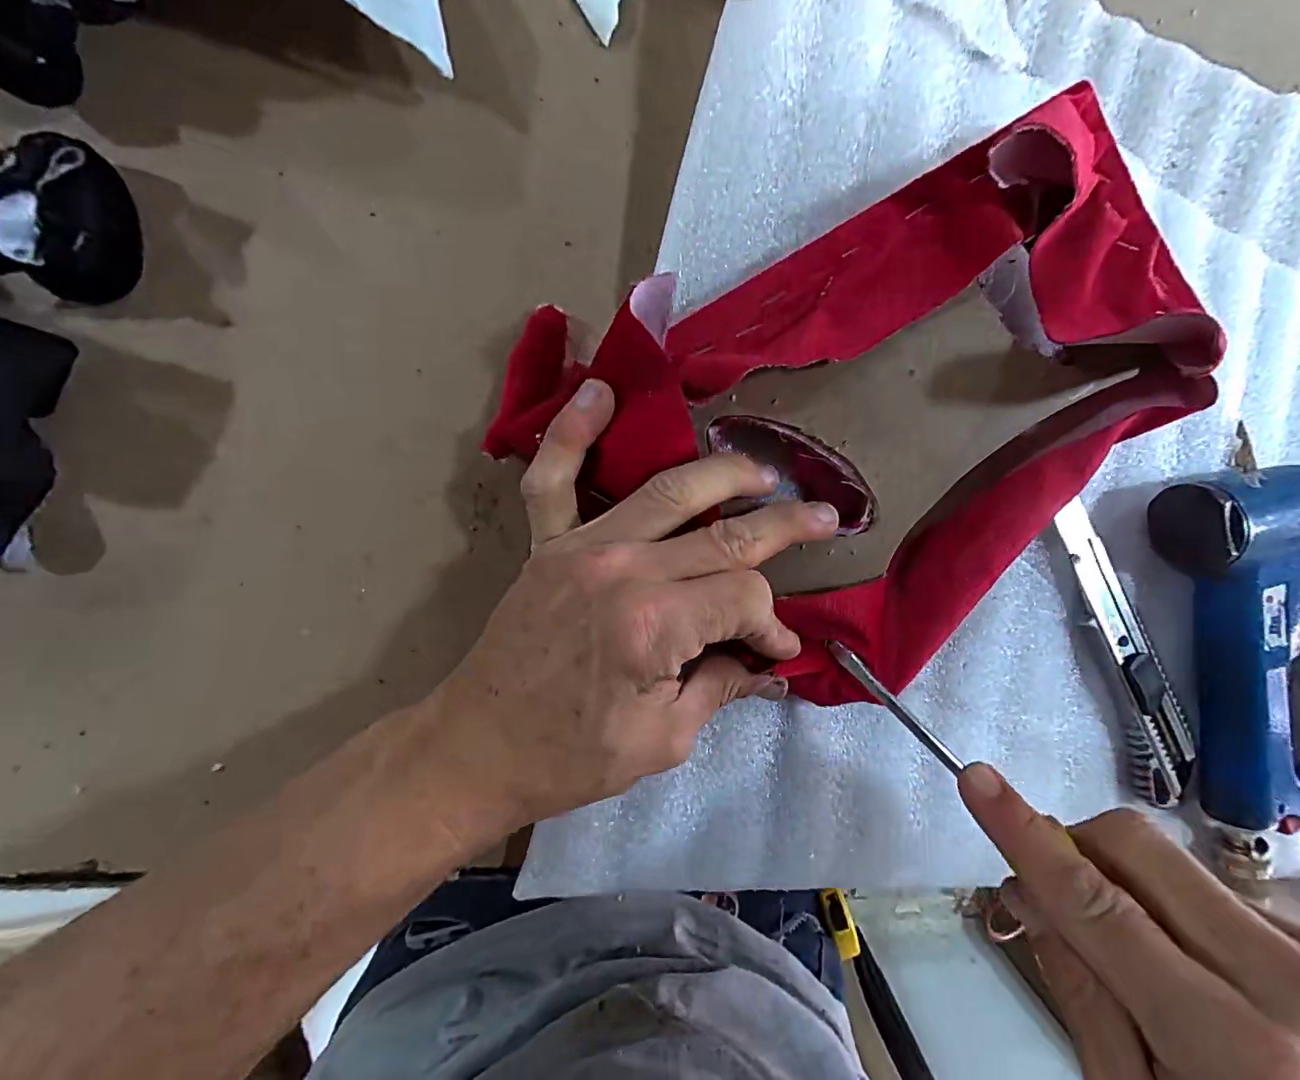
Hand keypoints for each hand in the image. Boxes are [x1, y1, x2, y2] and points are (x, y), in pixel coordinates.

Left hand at [421, 378, 838, 828]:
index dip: (771, 625)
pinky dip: (572, 433)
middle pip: (725, 536)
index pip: (744, 600)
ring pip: (668, 491)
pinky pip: (554, 479)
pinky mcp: (548, 547)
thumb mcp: (664, 740)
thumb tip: (767, 664)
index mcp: (655, 627)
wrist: (473, 752)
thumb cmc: (572, 757)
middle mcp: (624, 572)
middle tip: (826, 518)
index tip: (776, 651)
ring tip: (760, 472)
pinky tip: (599, 394)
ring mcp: (582, 550)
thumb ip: (721, 687)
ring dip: (723, 473)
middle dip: (784, 527)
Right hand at [959, 764, 1299, 1079]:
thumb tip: (1035, 904)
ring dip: (1146, 898)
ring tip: (1156, 973)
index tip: (980, 782)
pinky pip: (1248, 908)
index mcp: (1244, 1058)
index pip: (1099, 909)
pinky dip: (1206, 929)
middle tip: (1051, 883)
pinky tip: (1229, 996)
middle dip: (1081, 846)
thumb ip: (1093, 1007)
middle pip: (1147, 851)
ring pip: (1193, 877)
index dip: (1028, 839)